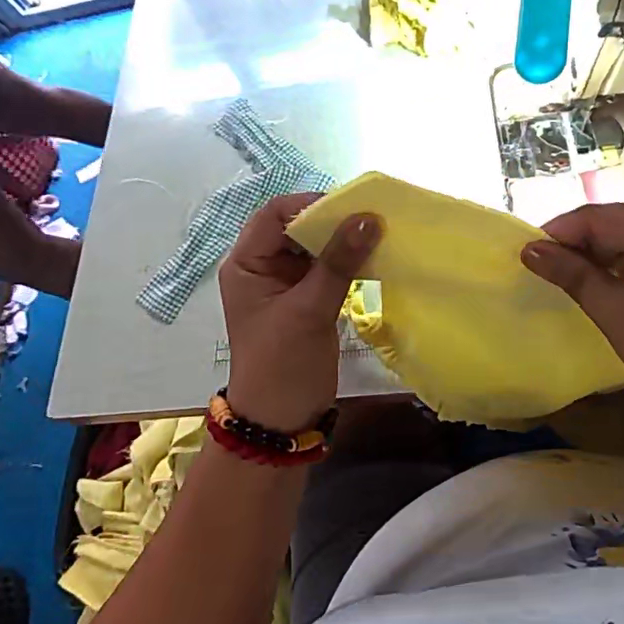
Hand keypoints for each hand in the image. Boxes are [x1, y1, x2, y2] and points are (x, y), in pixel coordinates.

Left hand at [218, 193, 380, 432]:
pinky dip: (347, 260)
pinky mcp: (307, 300)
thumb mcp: (309, 310)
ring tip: (377, 234)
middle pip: (295, 227)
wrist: (282, 418)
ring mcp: (286, 284)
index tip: (350, 209)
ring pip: (314, 247)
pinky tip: (372, 258)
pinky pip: (327, 268)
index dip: (309, 205)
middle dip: (331, 220)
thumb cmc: (282, 363)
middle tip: (370, 219)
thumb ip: (338, 263)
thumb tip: (368, 218)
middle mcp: (263, 267)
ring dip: (342, 240)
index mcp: (246, 264)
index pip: (273, 214)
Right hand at [521, 203, 623, 412]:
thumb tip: (530, 250)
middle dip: (570, 243)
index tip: (523, 253)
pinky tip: (583, 282)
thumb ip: (576, 278)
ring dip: (586, 256)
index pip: (601, 218)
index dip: (559, 232)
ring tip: (550, 275)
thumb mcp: (622, 317)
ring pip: (617, 239)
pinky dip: (605, 268)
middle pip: (609, 224)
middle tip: (532, 266)